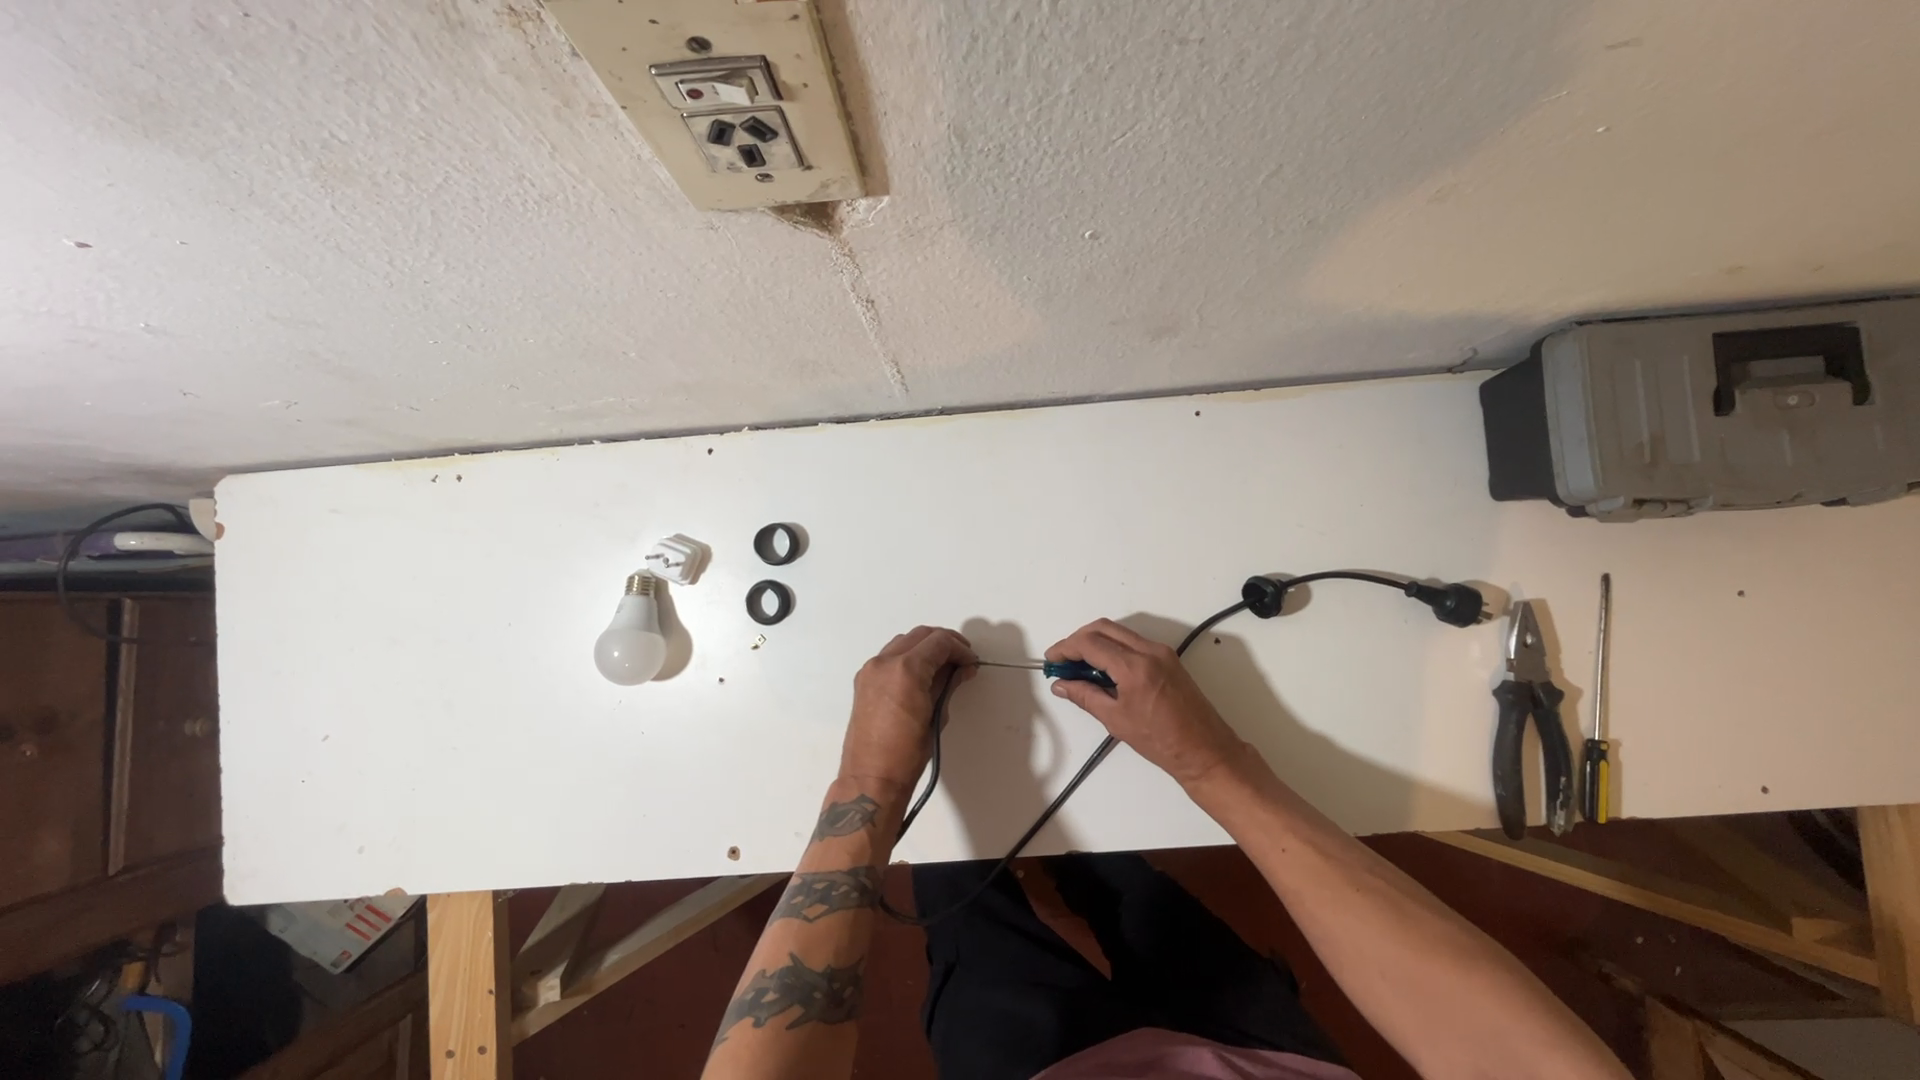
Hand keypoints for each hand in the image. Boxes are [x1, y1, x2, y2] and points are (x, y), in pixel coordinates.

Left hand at [840, 626, 975, 790]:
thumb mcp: (937, 716)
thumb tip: (962, 669)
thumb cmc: (907, 754)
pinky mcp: (863, 680)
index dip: (960, 649)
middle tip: (962, 659)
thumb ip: (949, 684)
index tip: (970, 661)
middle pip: (921, 635)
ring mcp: (870, 670)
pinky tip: (921, 673)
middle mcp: (884, 662)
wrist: (871, 776)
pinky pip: (889, 656)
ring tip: (944, 665)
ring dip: (925, 647)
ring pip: (903, 641)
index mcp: (906, 670)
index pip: (939, 642)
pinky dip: (908, 656)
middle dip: (944, 642)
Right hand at [1046, 619, 1246, 785]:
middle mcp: (1149, 651)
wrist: (1205, 750)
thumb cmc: (1159, 741)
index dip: (1065, 648)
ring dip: (1096, 642)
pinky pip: (1133, 642)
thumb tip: (1060, 684)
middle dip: (1078, 640)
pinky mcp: (1169, 658)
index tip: (1051, 660)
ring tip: (1079, 666)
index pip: (1090, 643)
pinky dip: (1113, 647)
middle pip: (1103, 628)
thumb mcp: (1115, 720)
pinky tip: (1103, 669)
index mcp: (1134, 667)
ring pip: (1119, 632)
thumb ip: (1085, 696)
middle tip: (1063, 661)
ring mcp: (1162, 652)